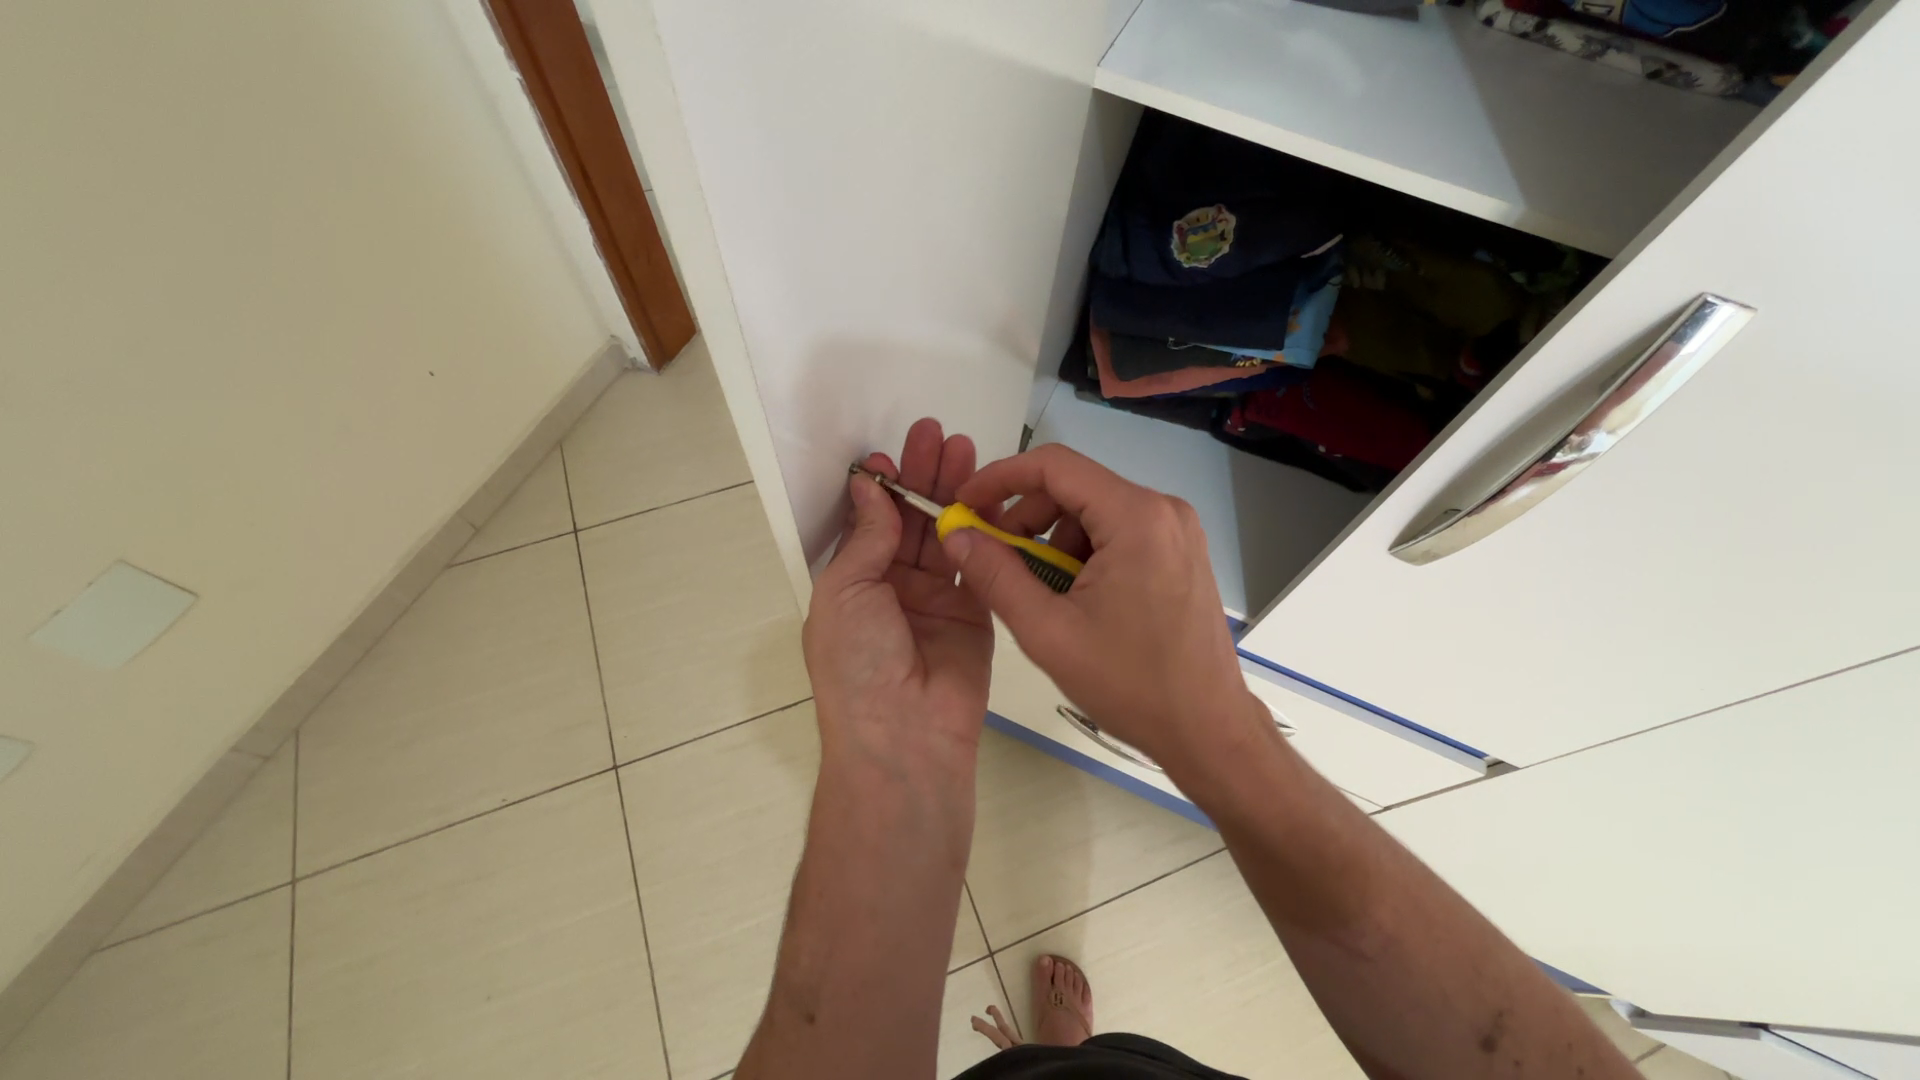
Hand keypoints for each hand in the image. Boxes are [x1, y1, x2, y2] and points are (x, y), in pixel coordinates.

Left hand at [803, 419, 993, 768]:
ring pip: (946, 533)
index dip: (880, 488)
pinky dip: (983, 527)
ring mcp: (937, 599)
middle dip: (921, 477)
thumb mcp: (846, 592)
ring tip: (963, 447)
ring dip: (953, 491)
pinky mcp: (976, 611)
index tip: (890, 455)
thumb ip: (867, 537)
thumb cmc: (859, 663)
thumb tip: (869, 485)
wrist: (905, 737)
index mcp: (853, 585)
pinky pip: (979, 562)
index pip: (869, 524)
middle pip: (910, 521)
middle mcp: (893, 588)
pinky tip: (989, 494)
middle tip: (934, 433)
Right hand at [942, 444, 1268, 774]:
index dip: (1000, 478)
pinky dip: (1084, 555)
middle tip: (995, 561)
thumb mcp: (1047, 631)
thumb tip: (956, 534)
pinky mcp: (1182, 552)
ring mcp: (1178, 530)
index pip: (1054, 466)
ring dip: (1054, 543)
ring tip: (1042, 596)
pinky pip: (1118, 532)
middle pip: (1074, 488)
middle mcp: (1163, 509)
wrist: (1208, 729)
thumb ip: (994, 575)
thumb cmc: (1129, 683)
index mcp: (1135, 516)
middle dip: (1026, 519)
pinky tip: (1076, 600)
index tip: (965, 505)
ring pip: (1094, 512)